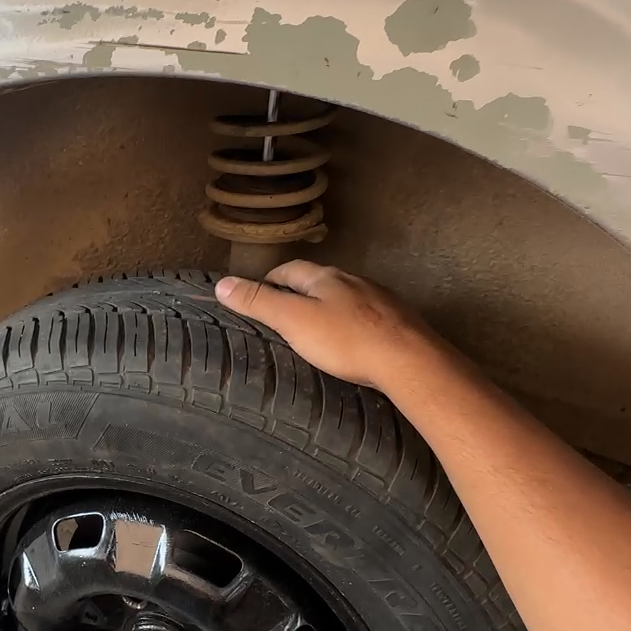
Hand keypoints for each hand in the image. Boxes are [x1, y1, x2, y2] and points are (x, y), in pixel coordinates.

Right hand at [214, 261, 436, 390]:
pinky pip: (366, 317)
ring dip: (328, 307)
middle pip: (319, 280)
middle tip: (282, 314)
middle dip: (299, 292)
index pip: (290, 270)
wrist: (409, 361)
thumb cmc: (346, 340)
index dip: (270, 280)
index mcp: (326, 278)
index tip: (257, 295)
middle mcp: (354, 281)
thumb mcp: (293, 321)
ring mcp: (379, 300)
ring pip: (345, 298)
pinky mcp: (398, 322)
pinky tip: (350, 343)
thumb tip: (222, 283)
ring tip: (314, 329)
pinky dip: (351, 324)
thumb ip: (258, 302)